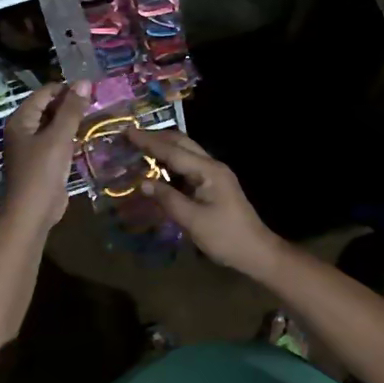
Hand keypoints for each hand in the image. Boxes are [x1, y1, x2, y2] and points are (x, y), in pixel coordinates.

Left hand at [0, 81, 89, 231]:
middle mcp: (24, 130)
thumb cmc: (42, 171)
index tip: (92, 90)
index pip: (44, 93)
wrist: (32, 212)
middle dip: (70, 104)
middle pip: (48, 108)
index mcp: (21, 120)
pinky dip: (70, 138)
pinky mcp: (43, 162)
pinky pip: (57, 142)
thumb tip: (85, 82)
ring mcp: (32, 147)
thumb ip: (72, 109)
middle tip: (97, 103)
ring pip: (54, 126)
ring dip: (72, 121)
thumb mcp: (59, 137)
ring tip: (95, 117)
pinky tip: (86, 138)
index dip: (66, 89)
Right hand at [128, 128, 285, 277]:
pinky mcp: (214, 185)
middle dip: (157, 138)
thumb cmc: (225, 237)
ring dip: (164, 149)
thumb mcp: (193, 221)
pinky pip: (189, 167)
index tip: (127, 131)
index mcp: (209, 171)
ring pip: (186, 154)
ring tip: (139, 148)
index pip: (174, 151)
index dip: (149, 141)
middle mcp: (212, 166)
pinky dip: (171, 163)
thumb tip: (143, 183)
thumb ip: (168, 199)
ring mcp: (215, 175)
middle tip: (131, 136)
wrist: (255, 251)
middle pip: (182, 144)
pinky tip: (157, 168)